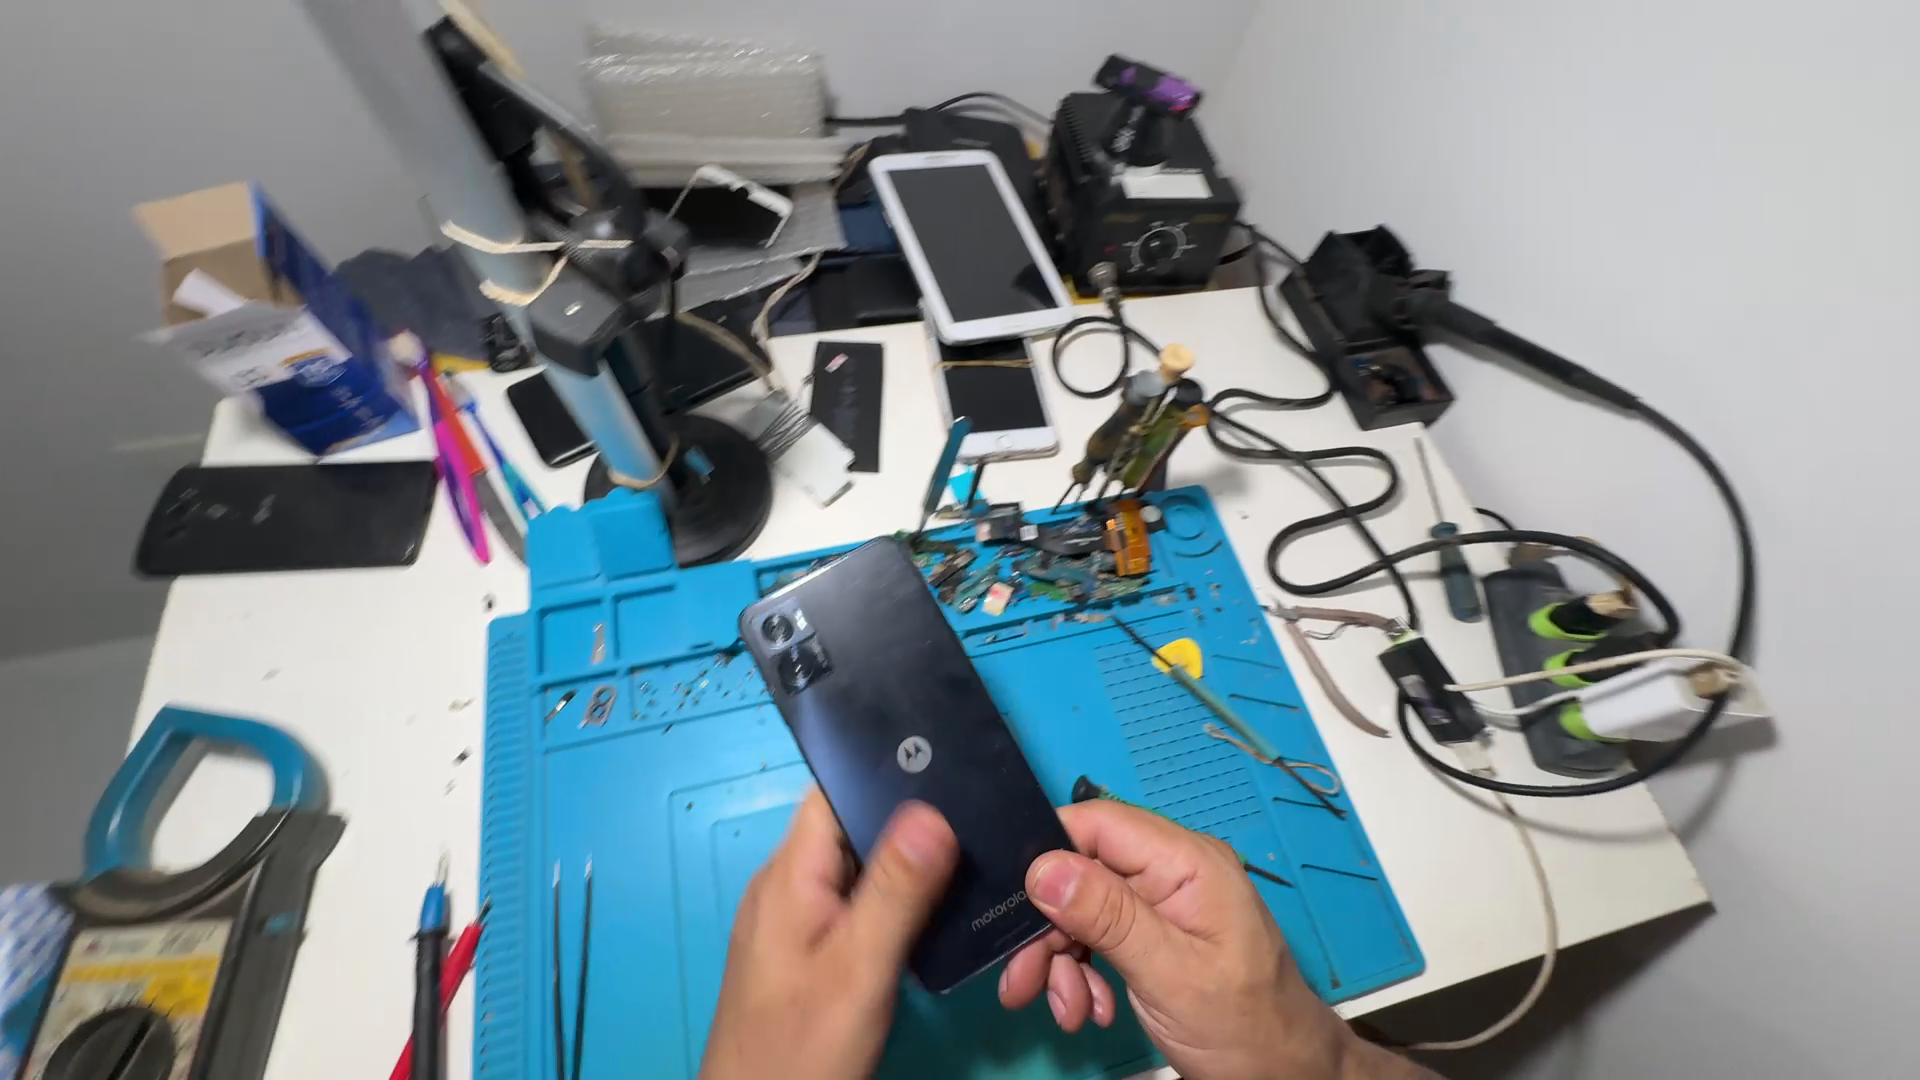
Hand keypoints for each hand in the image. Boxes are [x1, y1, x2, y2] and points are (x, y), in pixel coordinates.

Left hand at [699, 790, 958, 1079]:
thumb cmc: (803, 1048)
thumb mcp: (859, 967)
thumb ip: (896, 890)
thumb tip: (932, 811)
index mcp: (790, 872)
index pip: (834, 792)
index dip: (884, 773)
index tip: (940, 765)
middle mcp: (785, 883)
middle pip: (847, 825)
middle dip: (903, 817)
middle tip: (967, 813)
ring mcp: (792, 917)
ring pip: (853, 863)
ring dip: (899, 858)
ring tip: (959, 852)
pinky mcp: (803, 947)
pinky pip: (850, 897)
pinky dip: (887, 894)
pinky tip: (926, 904)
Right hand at [998, 800, 1358, 1079]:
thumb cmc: (1244, 1029)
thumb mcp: (1172, 975)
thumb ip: (1109, 916)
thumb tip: (1042, 867)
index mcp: (1183, 860)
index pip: (1097, 823)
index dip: (1049, 852)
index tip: (1016, 905)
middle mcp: (1168, 869)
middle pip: (1082, 871)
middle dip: (1049, 926)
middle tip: (1022, 980)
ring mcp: (1159, 901)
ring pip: (1082, 906)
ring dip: (1062, 957)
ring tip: (1067, 1010)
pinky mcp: (1150, 932)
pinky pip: (1098, 933)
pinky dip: (1082, 970)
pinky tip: (1089, 1009)